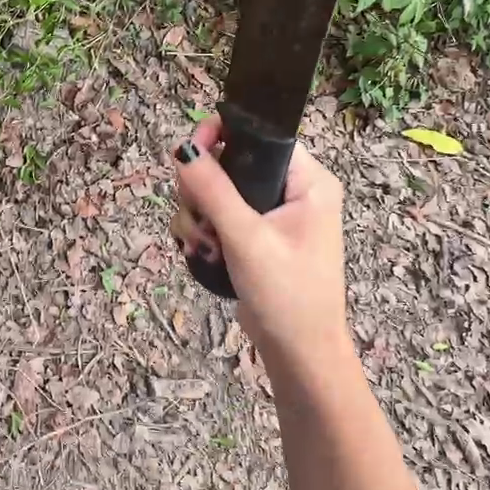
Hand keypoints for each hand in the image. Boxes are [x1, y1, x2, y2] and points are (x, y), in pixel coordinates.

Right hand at [170, 115, 350, 373]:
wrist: (298, 354)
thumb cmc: (286, 294)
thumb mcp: (246, 238)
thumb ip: (213, 190)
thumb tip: (181, 148)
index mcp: (308, 182)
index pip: (258, 135)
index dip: (219, 136)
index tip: (187, 154)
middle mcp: (291, 191)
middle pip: (227, 162)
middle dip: (201, 189)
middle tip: (199, 216)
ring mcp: (270, 213)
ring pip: (214, 189)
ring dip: (197, 215)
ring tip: (204, 245)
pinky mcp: (253, 234)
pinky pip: (214, 213)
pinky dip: (202, 230)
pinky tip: (204, 253)